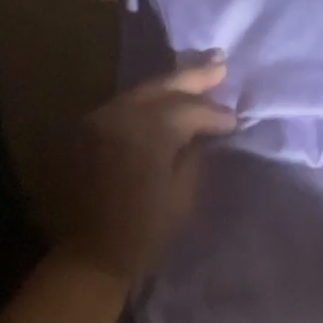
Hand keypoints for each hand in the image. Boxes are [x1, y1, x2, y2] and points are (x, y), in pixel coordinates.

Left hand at [59, 61, 237, 279]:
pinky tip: (164, 103)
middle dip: (193, 79)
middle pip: (163, 87)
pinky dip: (147, 103)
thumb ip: (192, 158)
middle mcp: (121, 115)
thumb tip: (200, 136)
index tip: (234, 121)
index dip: (214, 114)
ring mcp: (100, 119)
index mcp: (148, 133)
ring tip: (196, 80)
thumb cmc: (142, 236)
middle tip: (220, 67)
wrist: (92, 255)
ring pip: (142, 93)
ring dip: (170, 88)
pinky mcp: (88, 131)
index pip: (188, 110)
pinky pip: (124, 107)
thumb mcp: (180, 198)